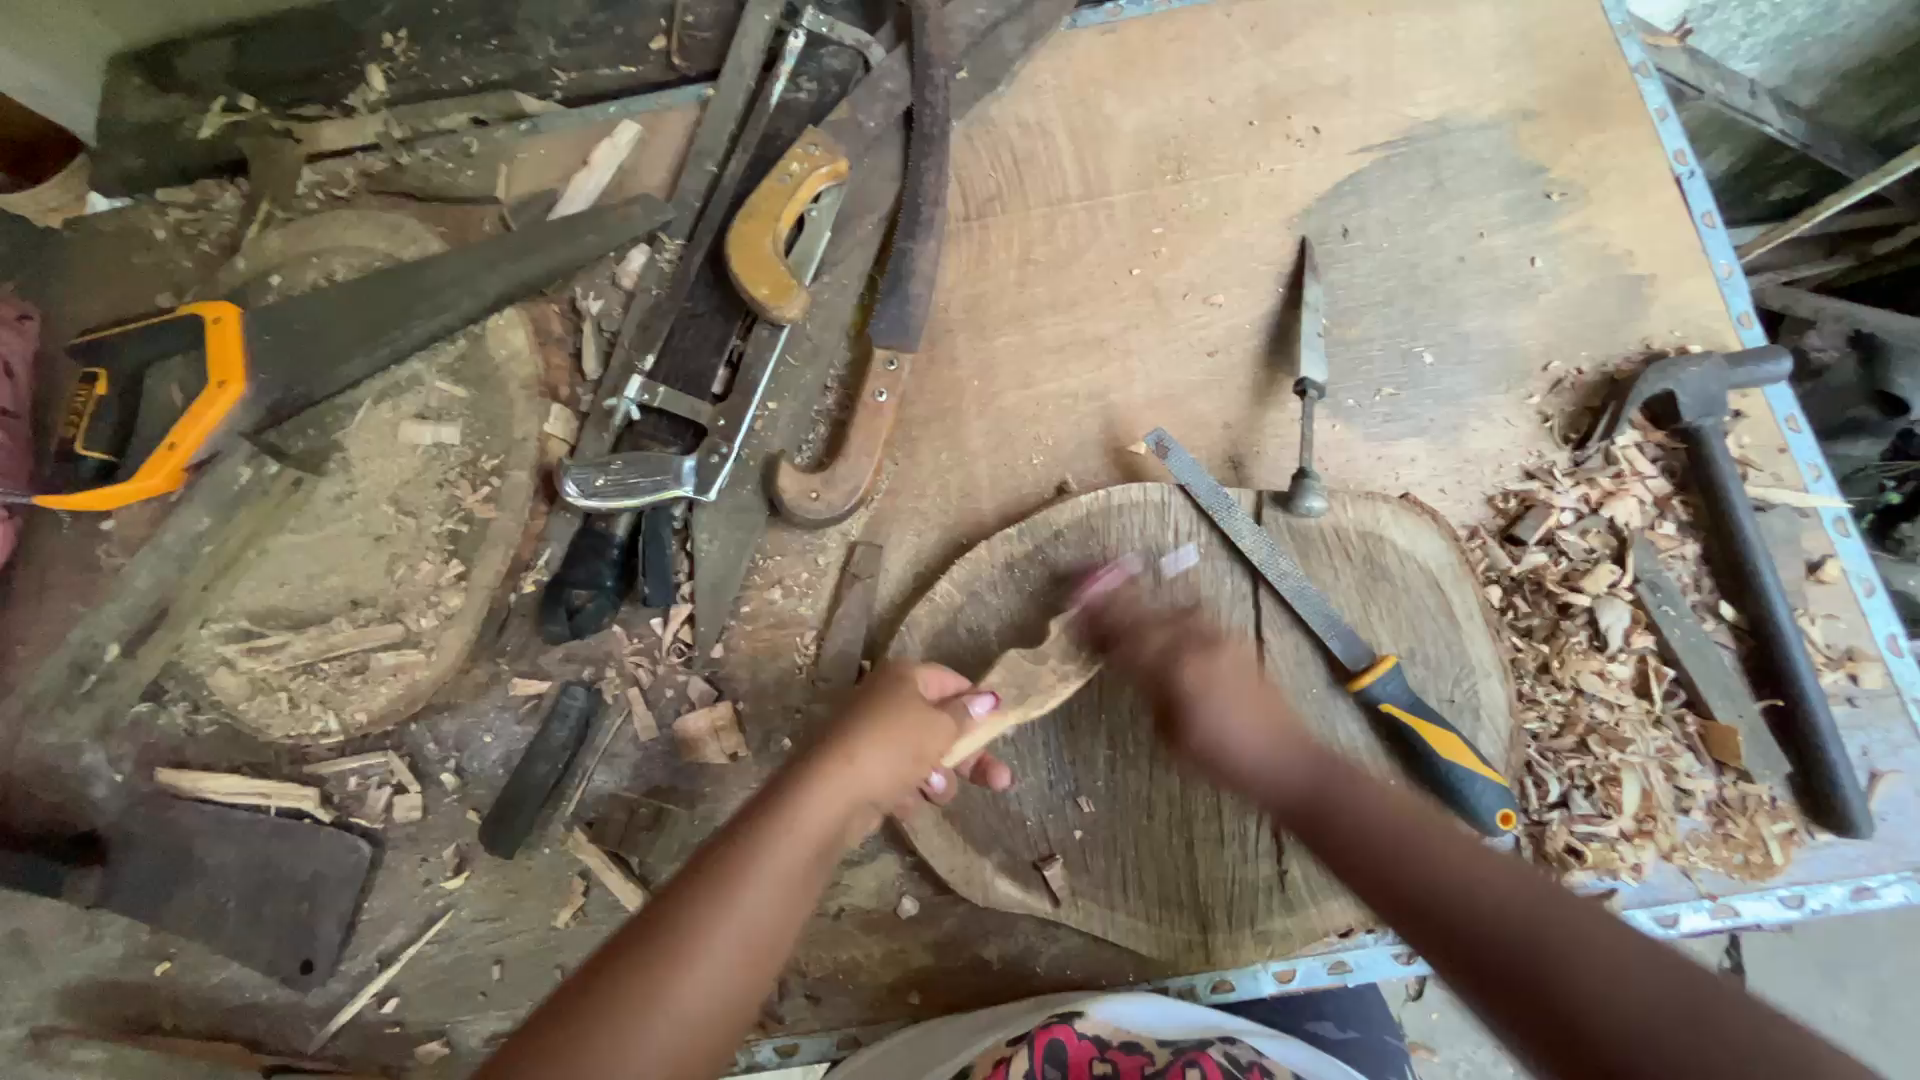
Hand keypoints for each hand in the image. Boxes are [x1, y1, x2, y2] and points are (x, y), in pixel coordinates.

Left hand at [801, 662, 1011, 828]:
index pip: (951, 681)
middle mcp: (887, 700)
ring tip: (931, 791)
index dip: (977, 703)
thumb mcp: (940, 728)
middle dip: (968, 756)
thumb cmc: (892, 747)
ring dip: (937, 778)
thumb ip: (967, 715)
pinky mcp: (863, 771)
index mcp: (904, 677)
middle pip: (940, 725)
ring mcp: (873, 736)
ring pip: (923, 757)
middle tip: (999, 782)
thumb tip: (989, 697)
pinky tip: (901, 803)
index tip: (1000, 725)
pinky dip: (907, 792)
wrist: (830, 794)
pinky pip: (899, 779)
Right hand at [1073, 559, 1326, 808]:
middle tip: (1086, 586)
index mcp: (1174, 669)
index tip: (1074, 611)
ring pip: (1169, 608)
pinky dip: (1170, 610)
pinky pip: (1193, 615)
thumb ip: (1146, 689)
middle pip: (1143, 613)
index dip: (1096, 622)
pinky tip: (1162, 614)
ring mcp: (1219, 637)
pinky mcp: (1235, 639)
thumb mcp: (1169, 733)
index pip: (1124, 636)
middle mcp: (1196, 643)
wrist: (1284, 759)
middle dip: (1111, 600)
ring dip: (1141, 601)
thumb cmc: (1220, 760)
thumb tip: (1125, 664)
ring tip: (1118, 590)